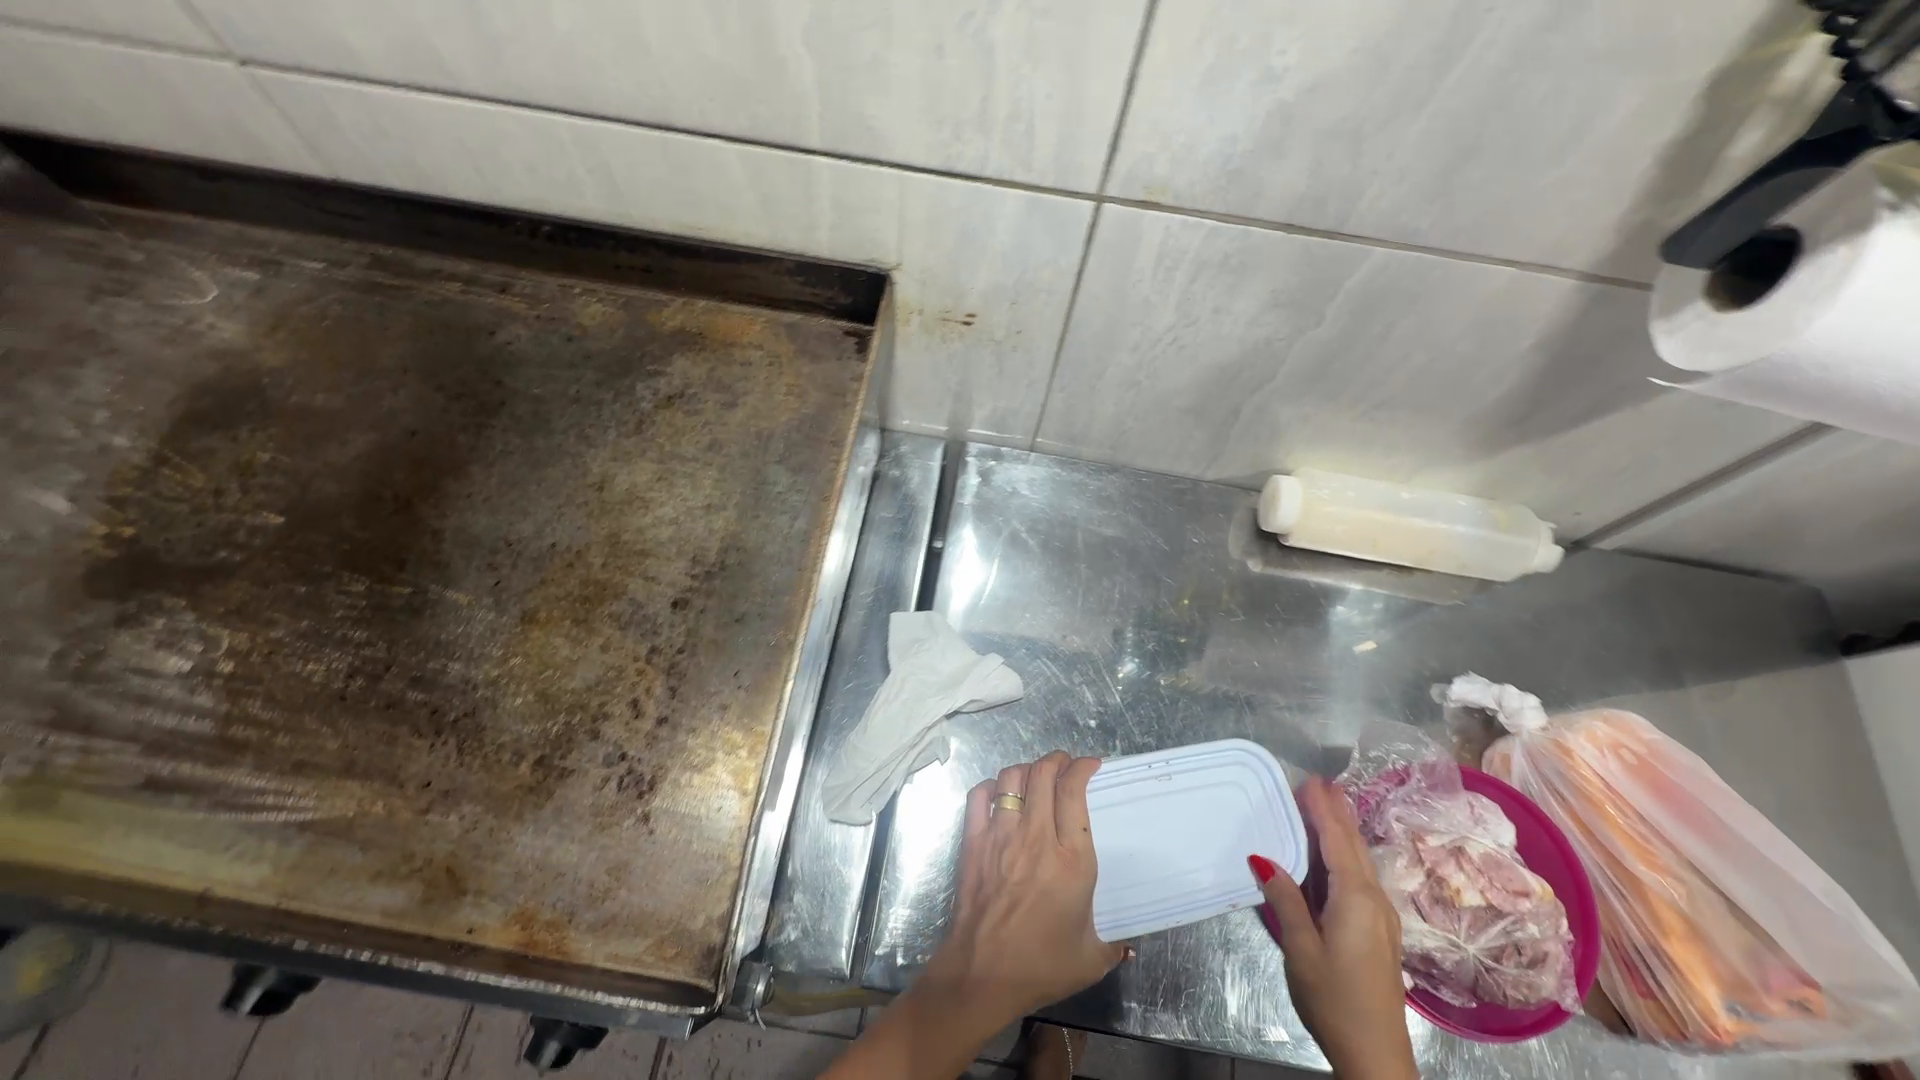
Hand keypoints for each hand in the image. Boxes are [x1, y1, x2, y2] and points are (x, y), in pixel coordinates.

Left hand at [822, 753, 1124, 1079]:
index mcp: (1072, 859)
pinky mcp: (972, 843)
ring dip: (1027, 769)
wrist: (982, 974)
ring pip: (1011, 779)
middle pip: (1043, 775)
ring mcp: (1000, 836)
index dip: (1082, 768)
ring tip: (1035, 775)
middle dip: (1057, 760)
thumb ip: (1114, 946)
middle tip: (1065, 764)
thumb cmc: (1041, 966)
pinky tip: (999, 793)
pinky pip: (978, 797)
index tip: (1090, 765)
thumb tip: (1129, 946)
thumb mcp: (1091, 960)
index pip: (1074, 791)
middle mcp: (1037, 837)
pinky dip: (991, 786)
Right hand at [1250, 777, 1416, 1079]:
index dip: (1324, 809)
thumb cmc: (1334, 998)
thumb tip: (1264, 858)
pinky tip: (1332, 859)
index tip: (1311, 780)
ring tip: (1324, 809)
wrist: (1376, 1052)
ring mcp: (1381, 917)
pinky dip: (1345, 856)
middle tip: (1319, 784)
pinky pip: (1361, 879)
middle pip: (1354, 846)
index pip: (1337, 841)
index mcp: (1355, 898)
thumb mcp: (1301, 948)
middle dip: (1337, 813)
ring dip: (1342, 833)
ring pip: (1360, 862)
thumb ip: (1285, 900)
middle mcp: (1374, 899)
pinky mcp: (1379, 932)